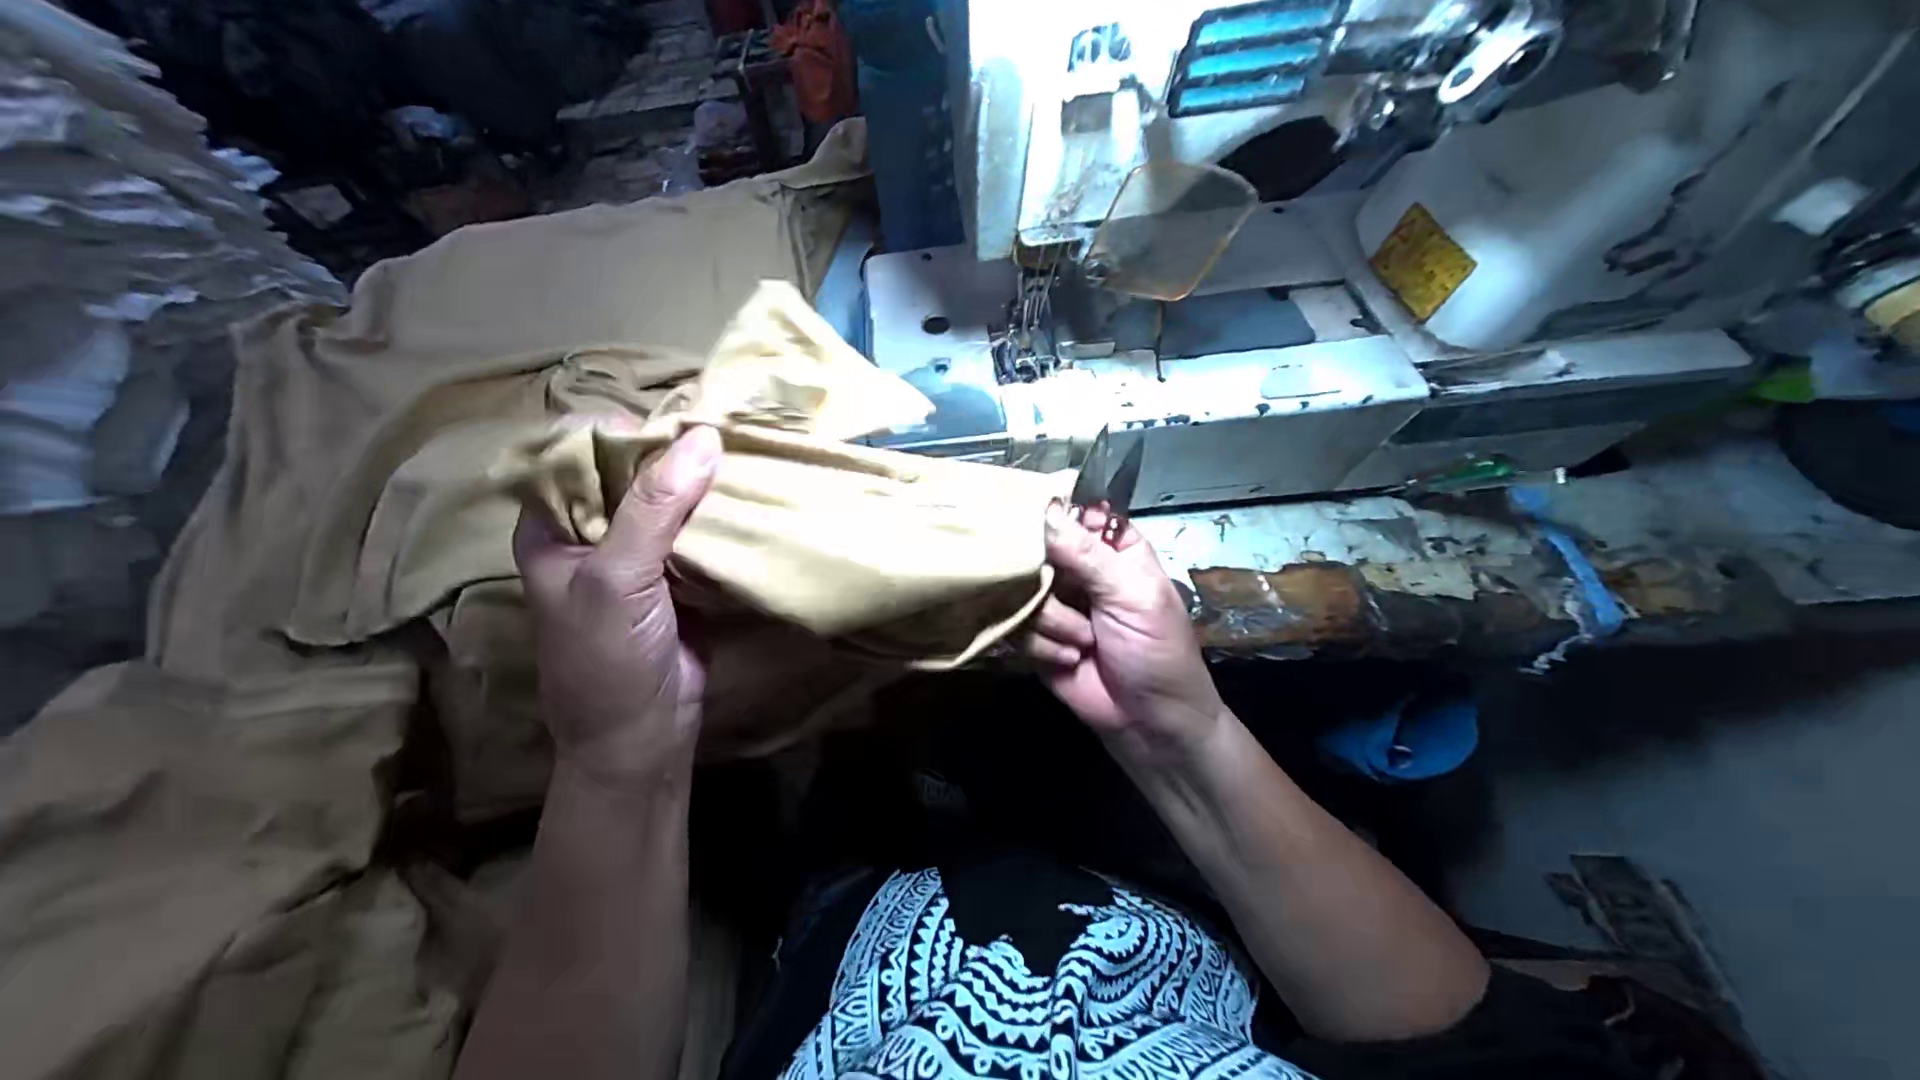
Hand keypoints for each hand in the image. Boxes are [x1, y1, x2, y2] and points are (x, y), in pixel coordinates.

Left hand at [513, 425, 722, 789]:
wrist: (644, 735)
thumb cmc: (607, 659)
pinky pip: (698, 532)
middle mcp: (593, 534)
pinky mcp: (678, 576)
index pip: (581, 457)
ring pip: (671, 502)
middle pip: (632, 475)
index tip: (678, 422)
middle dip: (674, 456)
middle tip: (724, 436)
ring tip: (744, 456)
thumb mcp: (618, 578)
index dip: (625, 434)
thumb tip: (705, 437)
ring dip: (703, 485)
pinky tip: (748, 498)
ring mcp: (639, 556)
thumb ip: (655, 508)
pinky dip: (721, 516)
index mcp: (552, 527)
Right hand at [1027, 501, 1226, 767]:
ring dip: (1054, 623)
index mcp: (1110, 546)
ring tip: (1086, 643)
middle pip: (1035, 550)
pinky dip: (1043, 646)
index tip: (1033, 527)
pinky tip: (1071, 660)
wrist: (1149, 724)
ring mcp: (1052, 602)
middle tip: (1068, 597)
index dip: (1048, 517)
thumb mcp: (1132, 595)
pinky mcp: (1033, 636)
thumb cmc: (1157, 650)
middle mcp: (1076, 568)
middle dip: (1048, 580)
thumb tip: (1042, 511)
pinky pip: (1015, 625)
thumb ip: (1086, 554)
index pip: (1069, 513)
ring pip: (1021, 590)